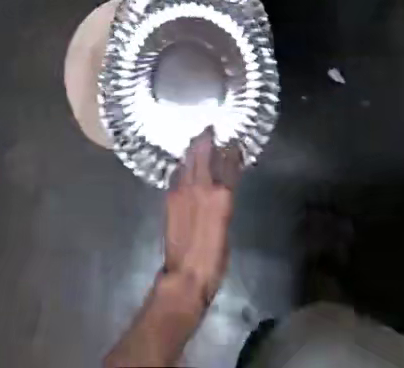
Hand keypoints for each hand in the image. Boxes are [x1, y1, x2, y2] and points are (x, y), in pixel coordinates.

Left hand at [162, 129, 241, 302]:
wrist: (186, 274)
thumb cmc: (214, 257)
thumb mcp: (226, 224)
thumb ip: (223, 201)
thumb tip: (221, 189)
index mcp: (223, 194)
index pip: (229, 163)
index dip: (232, 150)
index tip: (233, 140)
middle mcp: (203, 185)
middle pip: (204, 153)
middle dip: (207, 138)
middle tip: (209, 129)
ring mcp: (184, 189)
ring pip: (189, 159)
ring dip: (193, 148)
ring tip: (196, 140)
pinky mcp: (170, 196)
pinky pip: (177, 173)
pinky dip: (182, 166)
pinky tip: (183, 165)